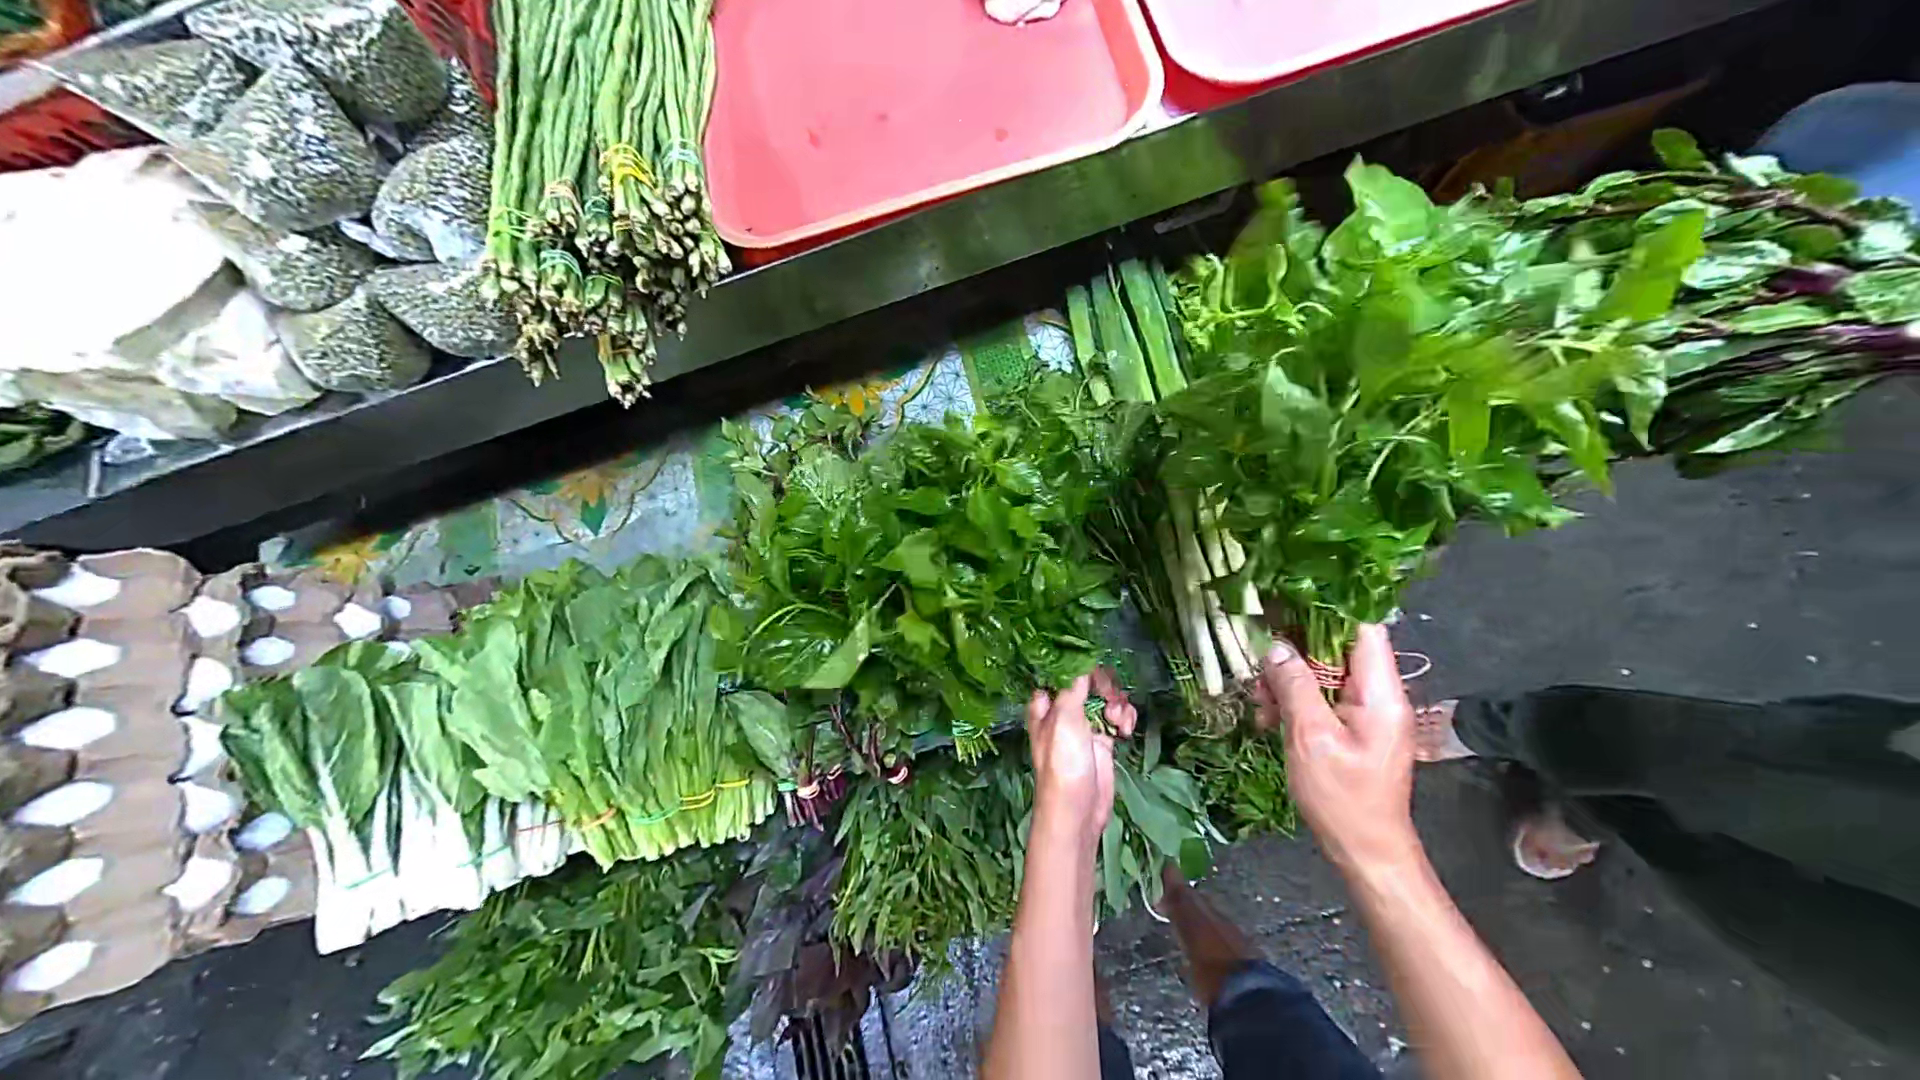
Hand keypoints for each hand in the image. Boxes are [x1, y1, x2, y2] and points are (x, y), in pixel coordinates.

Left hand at [1026, 667, 1136, 849]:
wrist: (1078, 810)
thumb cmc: (1064, 763)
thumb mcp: (1064, 719)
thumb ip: (1073, 687)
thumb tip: (1082, 660)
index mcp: (1047, 702)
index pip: (1064, 670)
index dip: (1082, 666)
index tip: (1097, 671)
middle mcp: (1064, 709)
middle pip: (1089, 680)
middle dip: (1105, 686)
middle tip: (1111, 701)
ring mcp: (1084, 723)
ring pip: (1106, 697)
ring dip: (1118, 703)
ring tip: (1119, 721)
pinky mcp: (1102, 738)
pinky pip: (1117, 716)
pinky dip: (1124, 718)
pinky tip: (1125, 730)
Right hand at [1254, 624, 1421, 876]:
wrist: (1365, 850)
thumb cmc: (1343, 797)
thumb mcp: (1311, 737)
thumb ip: (1294, 686)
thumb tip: (1276, 647)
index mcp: (1380, 691)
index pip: (1362, 627)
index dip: (1325, 607)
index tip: (1282, 602)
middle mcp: (1377, 693)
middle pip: (1335, 646)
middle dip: (1292, 651)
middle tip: (1258, 666)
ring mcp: (1364, 710)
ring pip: (1321, 671)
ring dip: (1286, 680)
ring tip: (1261, 703)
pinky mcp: (1350, 725)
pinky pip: (1319, 696)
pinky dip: (1292, 700)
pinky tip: (1270, 718)